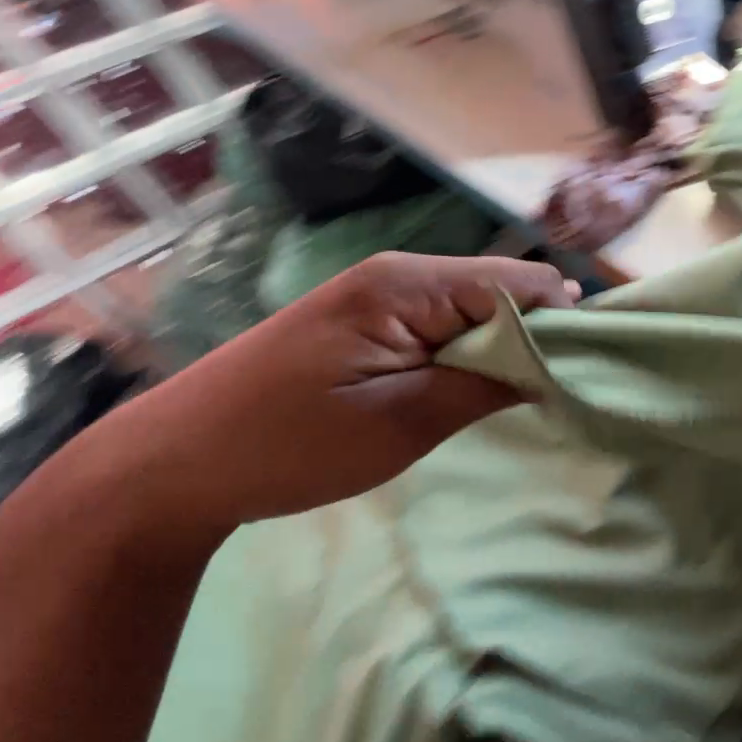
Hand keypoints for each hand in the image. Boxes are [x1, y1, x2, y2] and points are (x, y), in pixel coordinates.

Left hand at [62, 252, 576, 540]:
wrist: (165, 469)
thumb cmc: (286, 447)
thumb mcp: (402, 424)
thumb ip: (489, 385)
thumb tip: (562, 362)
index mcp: (408, 283)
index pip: (523, 281)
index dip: (559, 324)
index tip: (576, 377)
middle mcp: (401, 271)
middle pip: (506, 288)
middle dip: (534, 337)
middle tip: (542, 396)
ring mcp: (382, 291)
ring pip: (480, 305)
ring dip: (502, 347)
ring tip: (510, 398)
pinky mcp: (370, 317)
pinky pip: (447, 320)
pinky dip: (470, 351)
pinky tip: (467, 387)